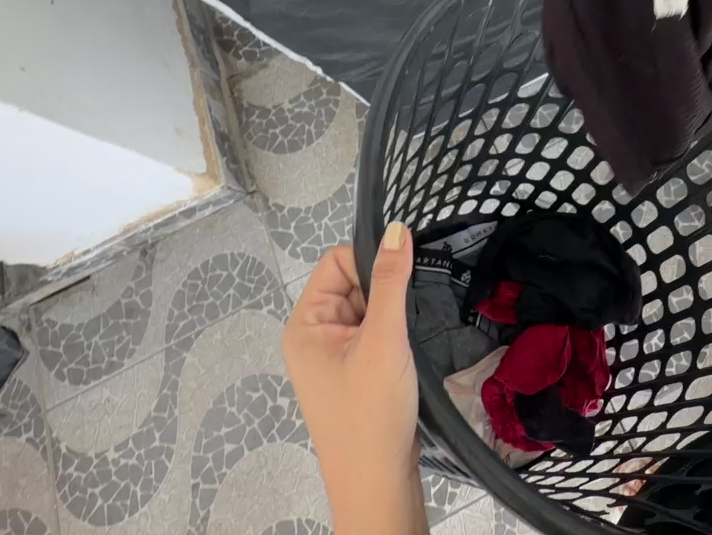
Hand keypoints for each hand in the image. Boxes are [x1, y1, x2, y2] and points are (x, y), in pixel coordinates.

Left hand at [283, 224, 427, 534]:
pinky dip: (394, 333)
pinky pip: (375, 330)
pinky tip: (406, 349)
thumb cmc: (371, 411)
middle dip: (383, 291)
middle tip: (402, 320)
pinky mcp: (355, 369)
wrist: (379, 483)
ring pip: (369, 305)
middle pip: (353, 281)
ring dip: (391, 313)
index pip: (336, 262)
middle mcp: (315, 334)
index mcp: (306, 323)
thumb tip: (396, 228)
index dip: (369, 262)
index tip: (399, 282)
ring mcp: (335, 354)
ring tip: (404, 339)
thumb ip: (391, 280)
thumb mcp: (383, 339)